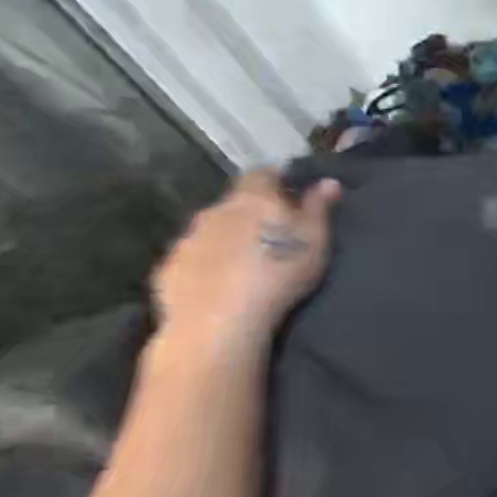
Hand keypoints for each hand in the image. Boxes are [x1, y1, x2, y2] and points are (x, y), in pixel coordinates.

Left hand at [151, 171, 339, 346]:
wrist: (220, 322)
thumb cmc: (278, 272)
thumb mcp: (314, 240)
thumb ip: (318, 208)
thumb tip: (328, 181)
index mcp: (252, 199)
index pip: (262, 174)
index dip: (275, 180)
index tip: (288, 193)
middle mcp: (214, 211)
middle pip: (234, 204)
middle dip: (249, 214)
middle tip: (269, 236)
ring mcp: (187, 241)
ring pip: (209, 232)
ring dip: (225, 241)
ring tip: (243, 266)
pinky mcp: (169, 271)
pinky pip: (190, 262)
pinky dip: (204, 268)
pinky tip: (216, 288)